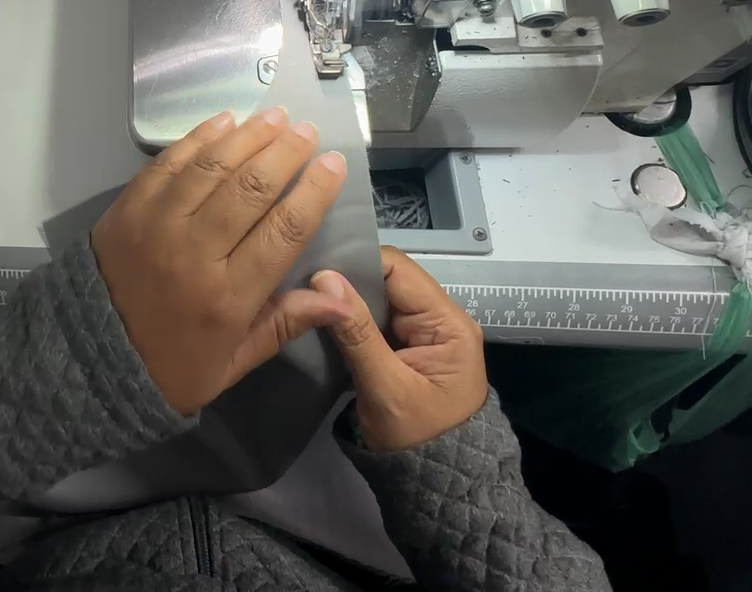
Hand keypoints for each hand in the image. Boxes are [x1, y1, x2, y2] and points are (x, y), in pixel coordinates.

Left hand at [92, 108, 352, 414]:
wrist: (88, 355)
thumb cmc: (170, 364)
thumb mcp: (233, 362)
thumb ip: (285, 322)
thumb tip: (343, 298)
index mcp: (227, 297)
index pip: (284, 231)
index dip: (314, 193)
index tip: (334, 163)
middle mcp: (194, 252)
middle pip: (251, 189)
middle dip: (284, 153)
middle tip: (308, 131)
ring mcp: (157, 223)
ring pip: (211, 167)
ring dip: (247, 136)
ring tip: (275, 117)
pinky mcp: (129, 206)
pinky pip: (169, 163)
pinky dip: (197, 138)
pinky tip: (222, 122)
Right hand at [313, 247, 486, 450]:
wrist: (435, 487)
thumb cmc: (417, 439)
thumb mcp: (385, 388)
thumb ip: (356, 332)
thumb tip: (324, 277)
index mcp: (449, 323)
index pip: (397, 270)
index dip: (356, 263)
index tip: (314, 269)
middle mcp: (440, 317)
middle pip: (386, 277)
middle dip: (347, 277)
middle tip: (302, 280)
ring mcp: (423, 329)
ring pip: (377, 294)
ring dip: (345, 295)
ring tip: (306, 293)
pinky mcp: (405, 341)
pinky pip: (373, 313)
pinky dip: (348, 313)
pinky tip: (321, 313)